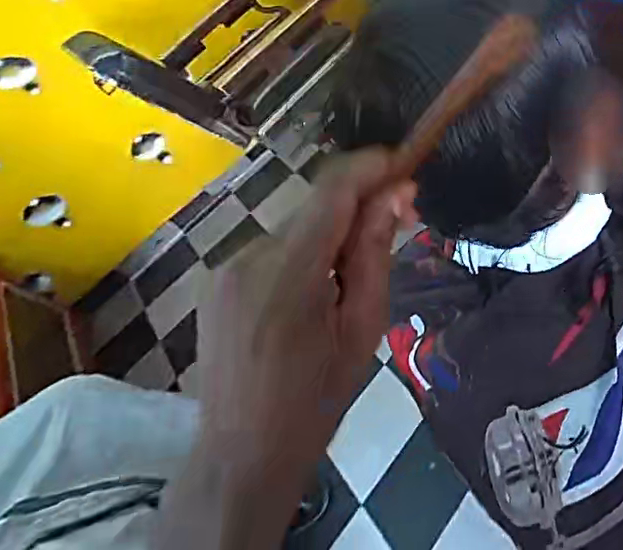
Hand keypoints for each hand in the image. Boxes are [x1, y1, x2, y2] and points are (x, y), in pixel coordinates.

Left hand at [157, 150, 416, 549]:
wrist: (239, 459)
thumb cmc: (314, 402)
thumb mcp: (363, 330)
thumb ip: (376, 253)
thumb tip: (397, 193)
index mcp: (287, 277)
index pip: (332, 190)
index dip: (371, 166)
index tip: (405, 165)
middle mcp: (248, 258)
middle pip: (317, 206)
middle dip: (360, 205)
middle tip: (399, 221)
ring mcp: (226, 266)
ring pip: (298, 224)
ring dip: (332, 231)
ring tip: (352, 274)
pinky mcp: (218, 277)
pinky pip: (275, 245)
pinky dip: (304, 250)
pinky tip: (314, 290)